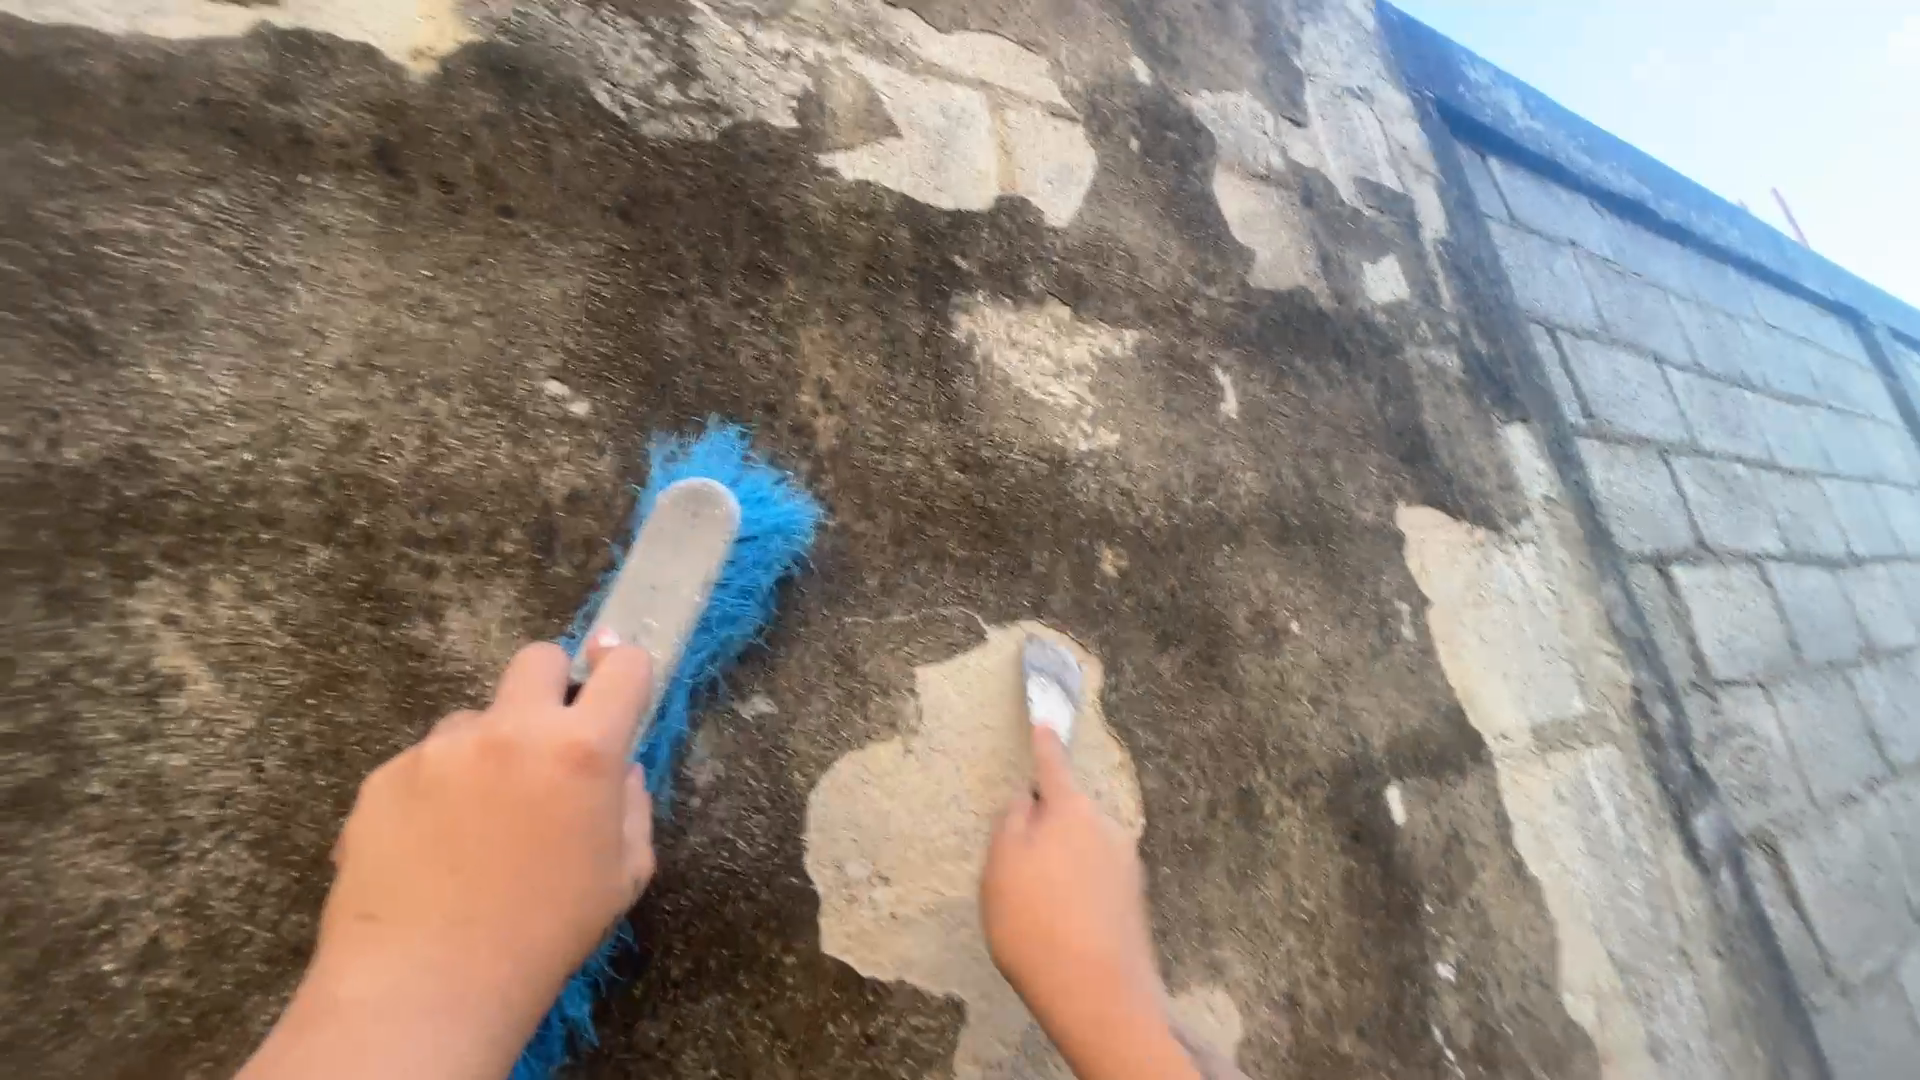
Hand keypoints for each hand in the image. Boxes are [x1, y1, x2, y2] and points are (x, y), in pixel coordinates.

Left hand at [239, 633, 656, 1079]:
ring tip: (478, 814)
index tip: (619, 690)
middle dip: (553, 686)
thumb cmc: (547, 931)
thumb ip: (633, 803)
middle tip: (547, 743)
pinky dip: (439, 783)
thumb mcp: (627, 871)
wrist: (424, 990)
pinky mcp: (384, 775)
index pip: (624, 665)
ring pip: (477, 715)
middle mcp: (514, 731)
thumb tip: (617, 769)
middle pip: (540, 657)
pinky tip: (433, 841)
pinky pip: (426, 757)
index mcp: (584, 749)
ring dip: (490, 746)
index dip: (627, 671)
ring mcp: (442, 749)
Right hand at [981, 728, 1198, 1079]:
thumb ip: (1012, 821)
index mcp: (1072, 810)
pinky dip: (1078, 889)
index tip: (1044, 721)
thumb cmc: (1036, 922)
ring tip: (1039, 907)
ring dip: (1063, 861)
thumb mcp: (1001, 865)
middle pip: (1068, 811)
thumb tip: (1027, 801)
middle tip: (1019, 866)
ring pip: (1083, 847)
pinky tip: (1063, 924)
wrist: (1099, 998)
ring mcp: (1127, 865)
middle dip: (1047, 824)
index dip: (1044, 744)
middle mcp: (1107, 828)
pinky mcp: (1135, 902)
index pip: (1053, 766)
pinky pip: (1096, 878)